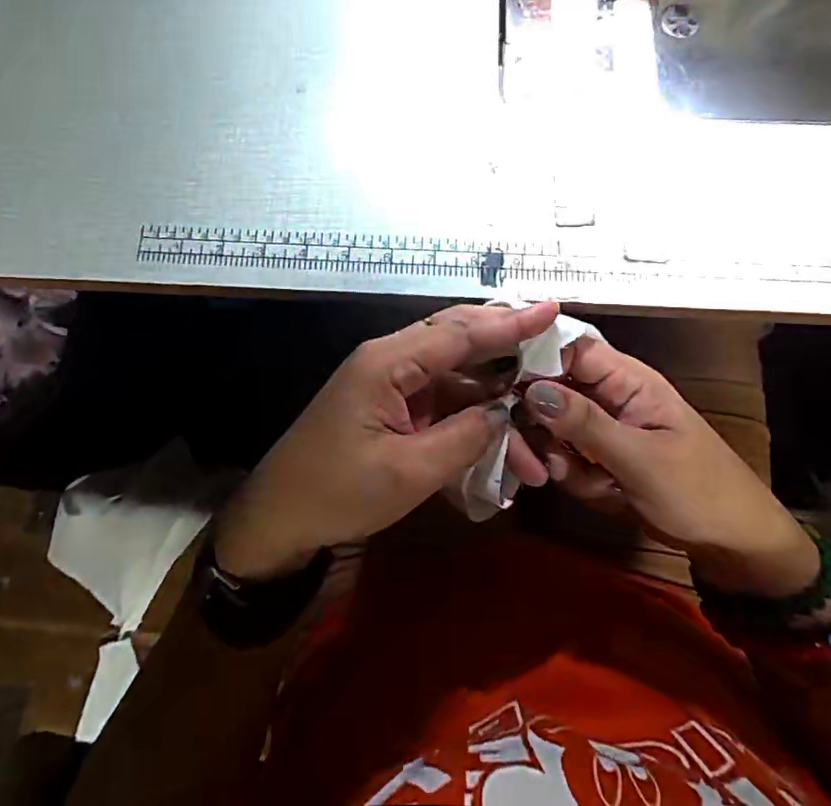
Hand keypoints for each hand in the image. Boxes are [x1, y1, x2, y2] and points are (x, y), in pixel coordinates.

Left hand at [213, 302, 560, 578]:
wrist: (277, 522)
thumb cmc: (337, 493)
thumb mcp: (410, 471)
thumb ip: (466, 436)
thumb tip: (506, 411)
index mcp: (388, 363)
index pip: (460, 333)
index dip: (510, 323)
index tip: (552, 309)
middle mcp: (392, 361)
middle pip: (460, 338)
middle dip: (509, 341)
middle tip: (553, 340)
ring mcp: (392, 384)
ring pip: (458, 375)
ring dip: (497, 396)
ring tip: (538, 417)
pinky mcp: (394, 407)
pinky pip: (445, 401)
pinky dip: (475, 416)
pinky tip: (505, 437)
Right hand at [521, 338, 817, 597]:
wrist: (733, 543)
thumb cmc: (698, 491)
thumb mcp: (640, 458)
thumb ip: (584, 423)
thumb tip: (532, 389)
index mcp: (629, 380)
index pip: (572, 348)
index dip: (536, 358)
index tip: (503, 386)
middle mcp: (610, 397)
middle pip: (553, 390)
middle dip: (544, 427)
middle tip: (553, 460)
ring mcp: (604, 430)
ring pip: (554, 429)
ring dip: (563, 459)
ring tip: (594, 484)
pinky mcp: (600, 459)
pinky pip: (567, 459)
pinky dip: (577, 478)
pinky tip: (605, 495)